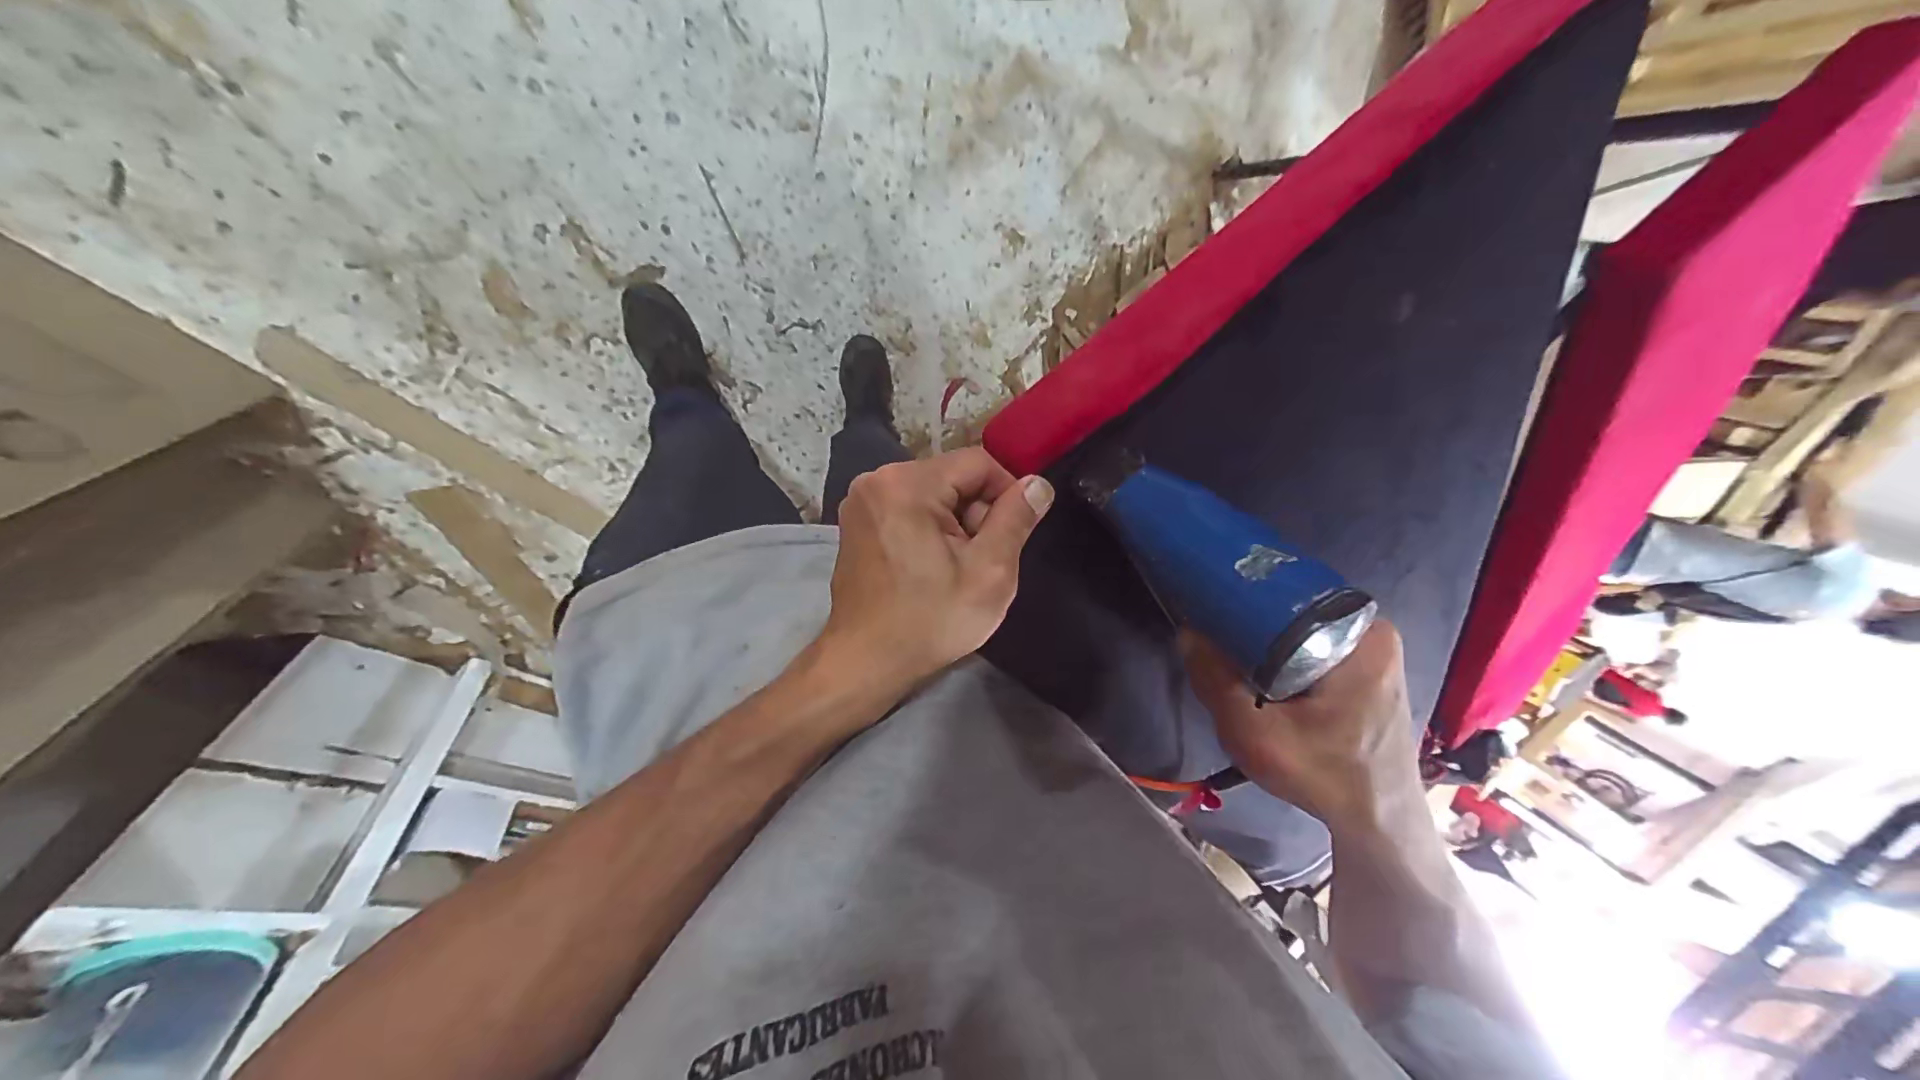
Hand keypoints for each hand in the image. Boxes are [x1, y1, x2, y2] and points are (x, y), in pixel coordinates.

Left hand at [820, 448, 1052, 691]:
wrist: (866, 662)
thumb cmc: (930, 620)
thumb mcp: (989, 571)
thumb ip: (1016, 519)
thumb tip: (1037, 484)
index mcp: (906, 484)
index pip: (978, 462)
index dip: (1006, 493)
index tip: (1011, 535)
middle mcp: (876, 481)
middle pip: (952, 477)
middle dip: (977, 513)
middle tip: (981, 561)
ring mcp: (861, 503)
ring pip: (932, 495)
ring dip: (955, 524)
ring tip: (956, 569)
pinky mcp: (856, 524)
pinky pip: (908, 510)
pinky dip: (928, 531)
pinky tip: (930, 569)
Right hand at [1181, 619, 1422, 836]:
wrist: (1379, 822)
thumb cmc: (1324, 775)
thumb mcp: (1257, 736)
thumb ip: (1216, 682)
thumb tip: (1187, 632)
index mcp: (1359, 634)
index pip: (1286, 596)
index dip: (1242, 602)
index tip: (1208, 612)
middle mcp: (1372, 632)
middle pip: (1291, 613)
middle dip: (1251, 627)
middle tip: (1215, 642)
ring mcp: (1373, 651)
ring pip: (1299, 631)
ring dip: (1266, 644)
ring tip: (1231, 656)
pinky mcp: (1367, 670)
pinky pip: (1312, 647)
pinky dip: (1284, 657)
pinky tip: (1260, 675)